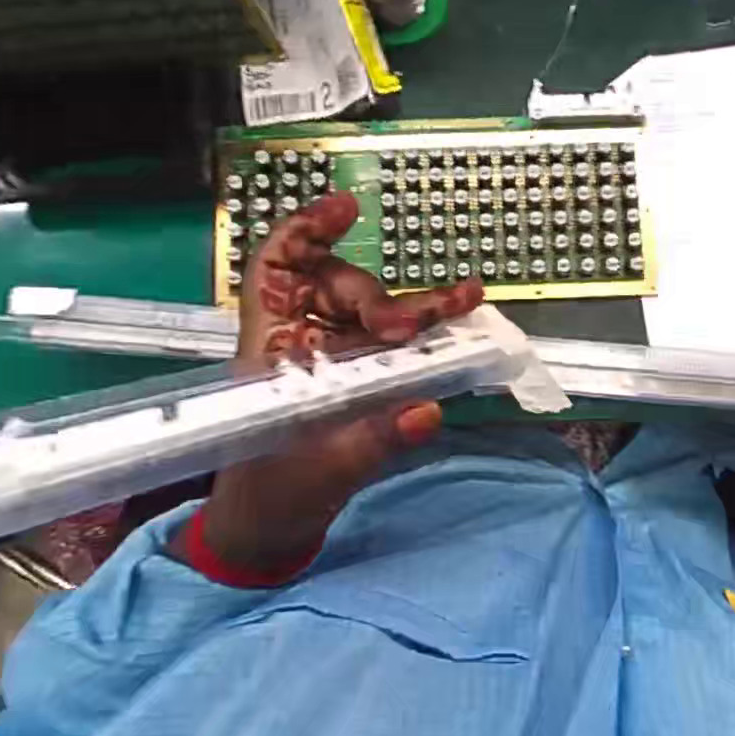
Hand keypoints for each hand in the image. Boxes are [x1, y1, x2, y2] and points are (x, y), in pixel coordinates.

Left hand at [176, 191, 483, 584]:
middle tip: (413, 327)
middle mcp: (300, 343)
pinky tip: (457, 319)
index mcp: (271, 352)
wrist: (270, 527)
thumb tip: (428, 411)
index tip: (347, 208)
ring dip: (415, 308)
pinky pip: (390, 344)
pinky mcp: (355, 378)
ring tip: (463, 301)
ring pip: (371, 311)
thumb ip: (375, 441)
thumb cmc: (274, 496)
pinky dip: (423, 333)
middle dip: (376, 299)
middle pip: (335, 287)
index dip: (304, 231)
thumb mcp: (323, 472)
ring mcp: (330, 359)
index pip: (274, 271)